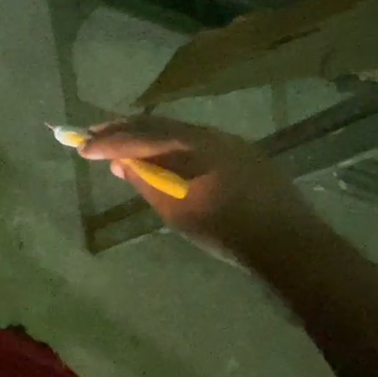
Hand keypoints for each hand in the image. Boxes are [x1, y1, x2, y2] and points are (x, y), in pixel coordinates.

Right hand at [78, 115, 326, 258]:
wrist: (296, 250)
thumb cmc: (230, 232)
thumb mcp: (177, 211)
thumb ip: (147, 182)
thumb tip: (123, 163)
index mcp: (193, 143)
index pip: (140, 135)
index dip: (107, 141)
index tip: (81, 147)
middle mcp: (211, 134)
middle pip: (157, 126)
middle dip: (122, 131)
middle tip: (92, 135)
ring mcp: (231, 143)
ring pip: (177, 132)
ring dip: (147, 138)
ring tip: (122, 147)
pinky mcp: (245, 157)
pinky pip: (196, 143)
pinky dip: (171, 147)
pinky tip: (164, 160)